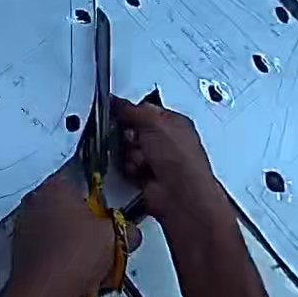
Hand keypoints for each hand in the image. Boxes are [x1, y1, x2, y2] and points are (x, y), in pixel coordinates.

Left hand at [7, 172, 120, 296]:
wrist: (43, 292)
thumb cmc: (75, 255)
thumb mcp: (115, 238)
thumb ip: (126, 229)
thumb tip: (130, 232)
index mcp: (55, 187)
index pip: (82, 189)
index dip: (99, 211)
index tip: (108, 229)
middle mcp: (35, 201)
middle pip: (71, 217)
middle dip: (89, 239)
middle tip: (103, 257)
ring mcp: (24, 226)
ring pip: (62, 240)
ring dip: (79, 259)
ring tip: (91, 278)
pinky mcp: (20, 251)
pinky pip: (50, 257)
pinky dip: (62, 270)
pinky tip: (75, 287)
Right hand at [114, 96, 230, 227]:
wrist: (180, 193)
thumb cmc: (180, 158)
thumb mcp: (152, 121)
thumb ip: (132, 109)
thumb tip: (117, 103)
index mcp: (174, 123)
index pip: (146, 110)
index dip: (131, 111)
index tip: (119, 111)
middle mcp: (168, 142)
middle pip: (134, 131)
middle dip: (130, 135)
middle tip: (134, 138)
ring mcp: (158, 161)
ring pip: (129, 149)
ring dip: (131, 154)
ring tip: (142, 159)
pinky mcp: (148, 177)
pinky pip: (128, 166)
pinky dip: (131, 168)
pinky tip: (140, 170)